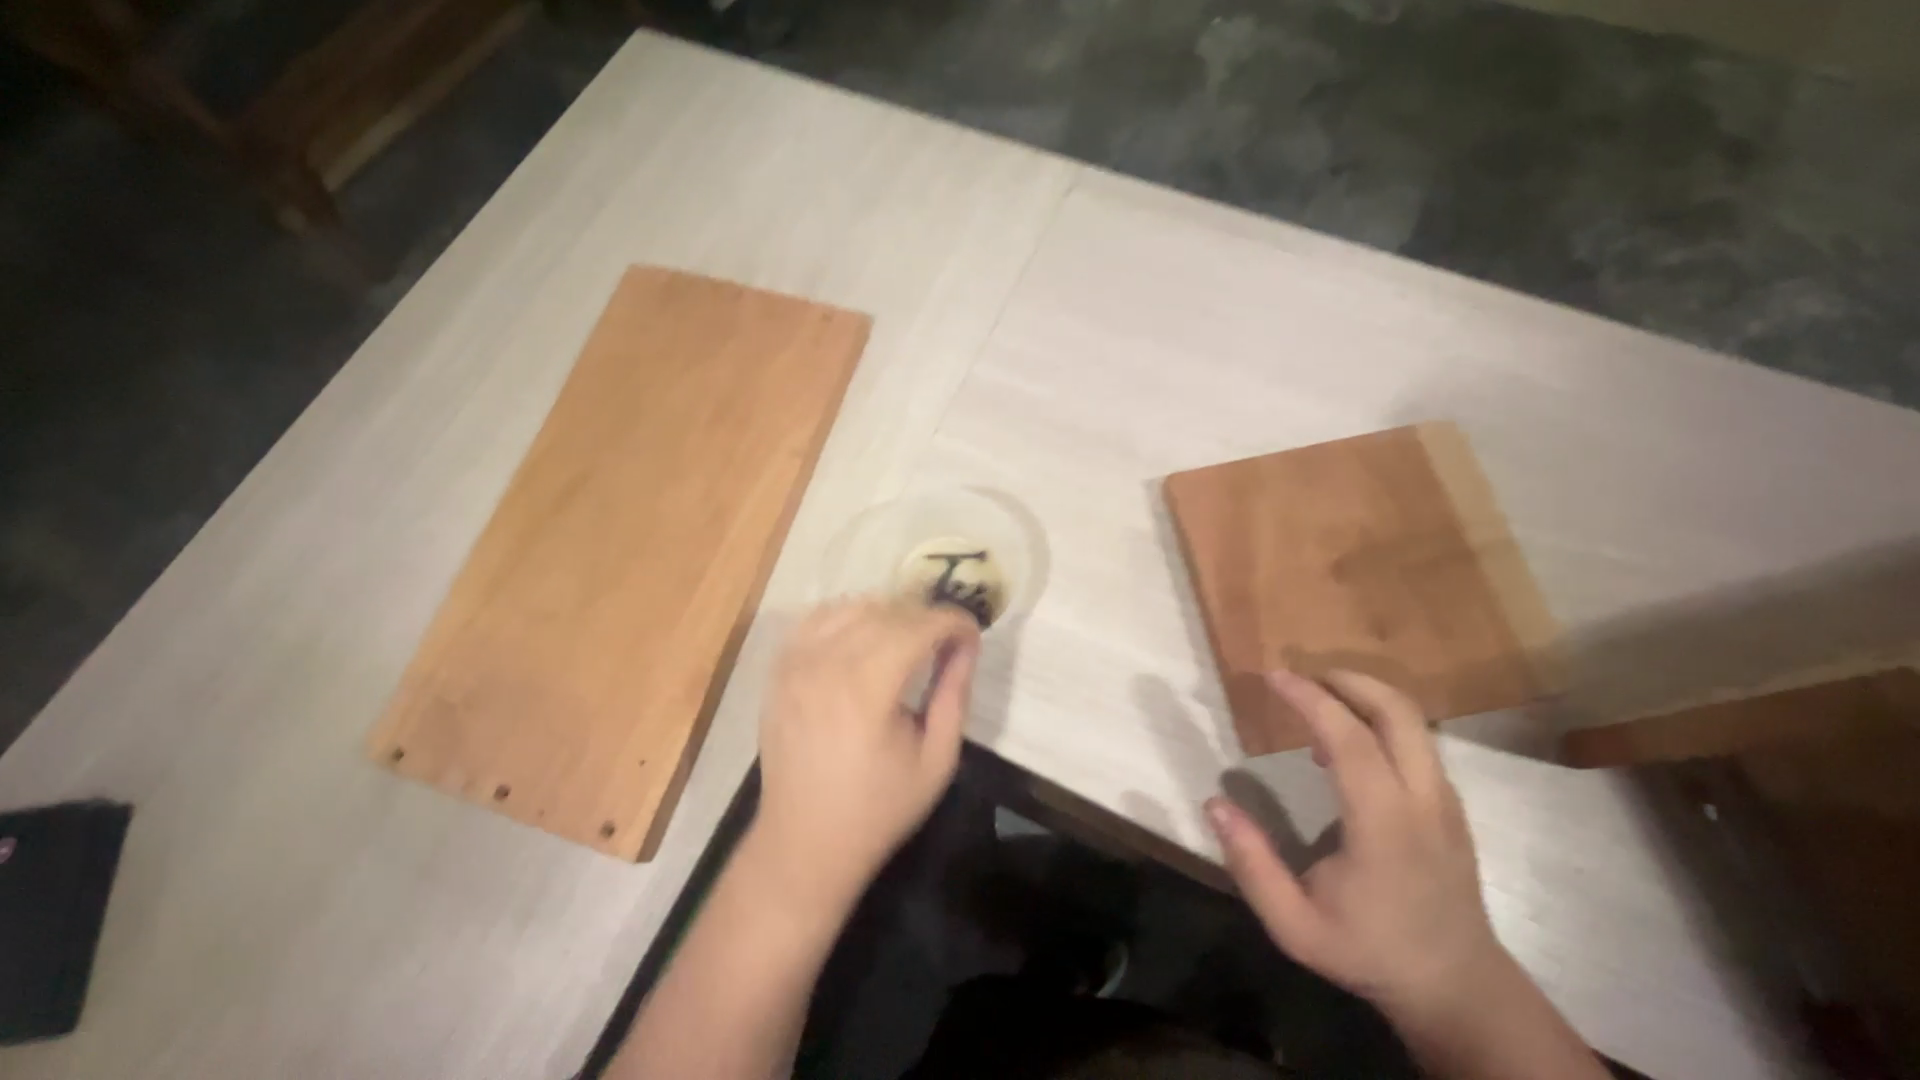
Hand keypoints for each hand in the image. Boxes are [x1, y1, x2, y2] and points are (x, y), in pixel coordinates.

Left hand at [750, 599, 981, 914]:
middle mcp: (826, 664)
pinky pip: (814, 620)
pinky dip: (845, 618)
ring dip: (887, 614)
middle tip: (946, 643)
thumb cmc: (879, 808)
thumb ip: (954, 695)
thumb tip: (965, 647)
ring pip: (850, 608)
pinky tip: (863, 639)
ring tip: (907, 642)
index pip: (918, 626)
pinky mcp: (778, 671)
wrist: (805, 841)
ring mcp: (795, 664)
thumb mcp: (936, 760)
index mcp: (867, 689)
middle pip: (886, 611)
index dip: (952, 622)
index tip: (971, 635)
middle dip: (924, 618)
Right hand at [1205, 669, 1509, 1021]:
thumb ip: (1252, 865)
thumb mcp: (1294, 925)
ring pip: (1413, 722)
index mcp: (1384, 824)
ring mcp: (1446, 800)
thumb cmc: (1369, 951)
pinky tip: (1347, 749)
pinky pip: (1418, 743)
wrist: (1456, 986)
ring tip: (1317, 711)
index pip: (1350, 738)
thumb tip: (1214, 804)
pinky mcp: (1451, 807)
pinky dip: (1380, 724)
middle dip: (1347, 680)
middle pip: (1396, 711)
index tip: (1273, 676)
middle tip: (1300, 677)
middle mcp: (1423, 799)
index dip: (1310, 699)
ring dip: (1364, 699)